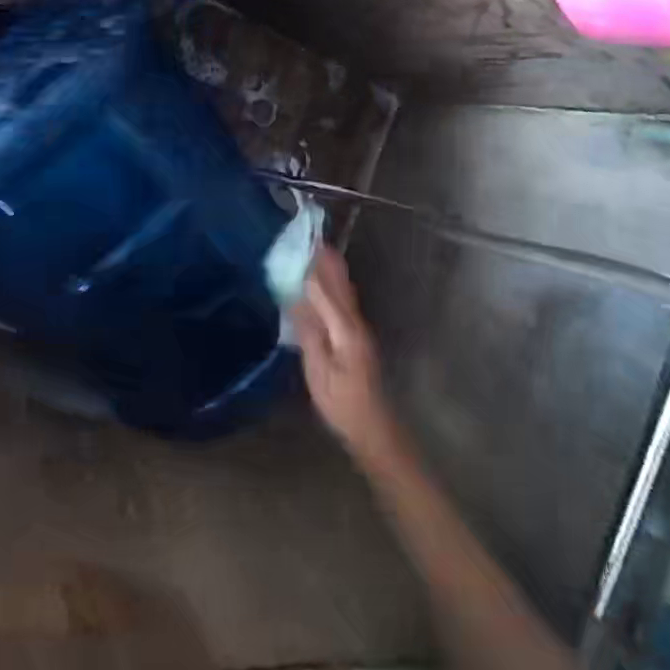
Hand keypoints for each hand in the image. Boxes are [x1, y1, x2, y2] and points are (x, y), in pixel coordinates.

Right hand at [288, 249, 404, 466]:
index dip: (316, 269)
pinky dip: (335, 289)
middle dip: (329, 264)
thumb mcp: (319, 371)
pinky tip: (326, 288)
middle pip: (341, 287)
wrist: (372, 428)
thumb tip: (296, 299)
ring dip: (334, 273)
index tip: (306, 245)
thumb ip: (309, 334)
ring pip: (346, 294)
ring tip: (322, 254)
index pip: (327, 291)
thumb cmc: (342, 404)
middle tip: (315, 240)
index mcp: (345, 330)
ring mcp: (359, 332)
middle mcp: (355, 325)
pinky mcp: (357, 340)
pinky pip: (344, 305)